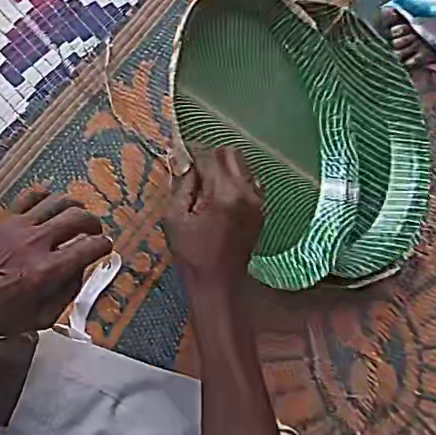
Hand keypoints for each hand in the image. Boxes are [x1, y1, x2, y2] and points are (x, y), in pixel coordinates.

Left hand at [0, 188, 113, 342]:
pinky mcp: (5, 221)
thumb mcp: (43, 317)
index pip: (90, 247)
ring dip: (74, 206)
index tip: (104, 247)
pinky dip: (46, 195)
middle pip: (78, 218)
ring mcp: (19, 229)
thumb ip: (68, 292)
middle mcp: (36, 244)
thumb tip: (81, 271)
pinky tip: (52, 200)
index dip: (104, 246)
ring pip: (57, 202)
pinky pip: (30, 197)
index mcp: (48, 271)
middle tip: (94, 230)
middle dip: (93, 223)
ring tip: (77, 214)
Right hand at [163, 146, 264, 287]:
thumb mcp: (174, 217)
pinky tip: (220, 195)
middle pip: (229, 154)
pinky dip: (234, 180)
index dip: (190, 153)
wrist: (219, 281)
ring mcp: (257, 200)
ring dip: (222, 167)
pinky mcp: (261, 208)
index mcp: (223, 193)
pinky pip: (249, 181)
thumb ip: (181, 185)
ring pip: (241, 165)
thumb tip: (181, 159)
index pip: (208, 156)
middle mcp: (245, 191)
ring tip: (204, 184)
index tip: (178, 158)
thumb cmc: (191, 252)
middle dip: (208, 156)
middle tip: (191, 171)